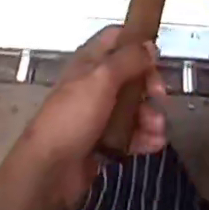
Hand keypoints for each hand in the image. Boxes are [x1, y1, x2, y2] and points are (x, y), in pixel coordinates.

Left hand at [9, 26, 167, 209]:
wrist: (48, 171)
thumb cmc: (73, 115)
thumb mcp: (102, 78)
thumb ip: (129, 59)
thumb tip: (150, 46)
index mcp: (90, 61)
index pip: (116, 38)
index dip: (137, 42)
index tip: (155, 56)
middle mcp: (95, 83)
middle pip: (130, 73)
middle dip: (149, 84)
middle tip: (160, 96)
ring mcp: (98, 113)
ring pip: (133, 106)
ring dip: (150, 115)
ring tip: (158, 130)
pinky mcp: (102, 141)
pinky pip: (130, 133)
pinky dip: (144, 137)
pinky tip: (155, 144)